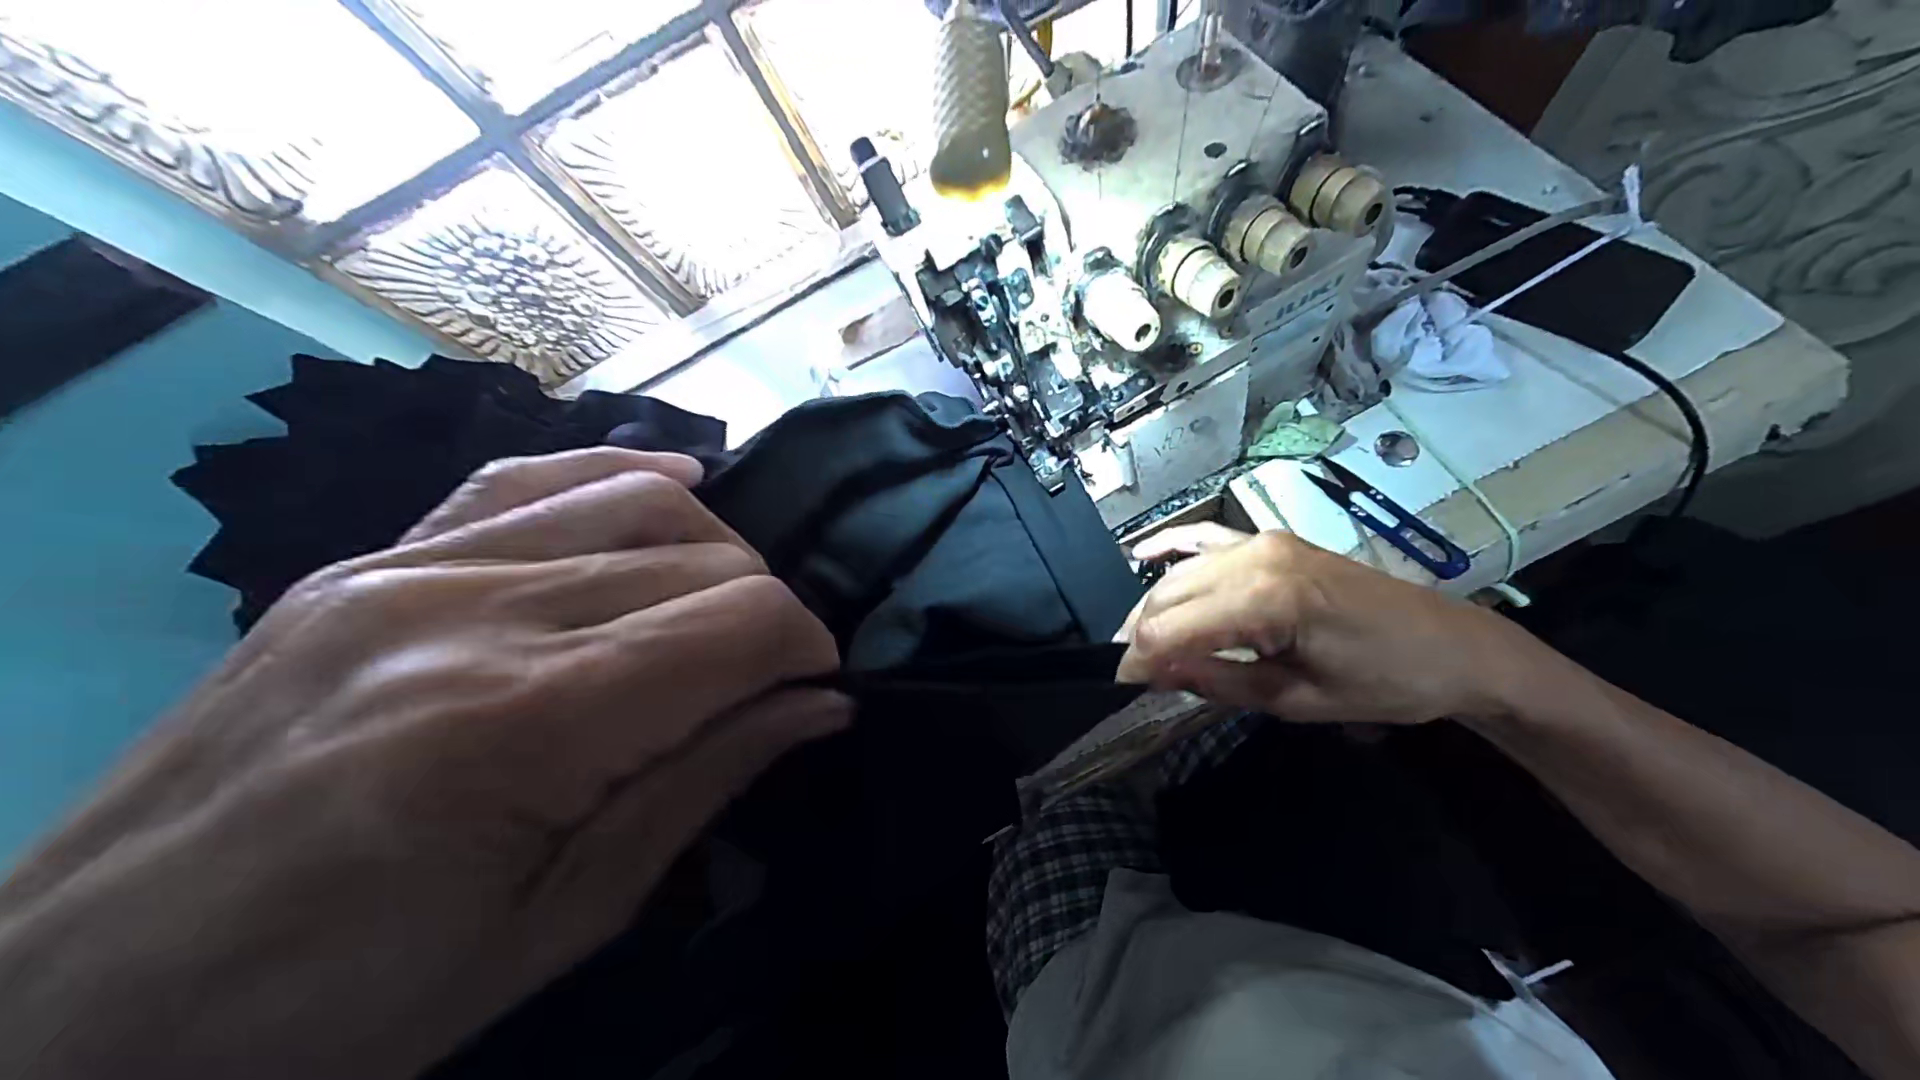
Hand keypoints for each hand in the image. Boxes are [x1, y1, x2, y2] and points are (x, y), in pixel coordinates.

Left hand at [0, 448, 845, 1079]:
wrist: (66, 1017)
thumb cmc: (344, 1010)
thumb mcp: (565, 919)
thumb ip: (706, 782)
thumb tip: (820, 705)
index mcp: (521, 725)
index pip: (736, 625)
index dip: (805, 646)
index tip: (819, 684)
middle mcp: (470, 615)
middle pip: (698, 560)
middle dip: (765, 612)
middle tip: (769, 674)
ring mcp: (407, 568)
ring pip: (634, 503)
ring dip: (715, 550)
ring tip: (724, 605)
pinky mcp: (369, 558)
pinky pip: (527, 477)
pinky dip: (620, 474)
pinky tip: (677, 486)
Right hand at [1117, 524, 1535, 723]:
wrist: (1456, 647)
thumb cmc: (1387, 683)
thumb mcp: (1296, 699)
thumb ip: (1218, 680)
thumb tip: (1156, 673)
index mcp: (1266, 598)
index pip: (1171, 627)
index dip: (1139, 661)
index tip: (1121, 690)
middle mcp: (1255, 556)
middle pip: (1167, 595)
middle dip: (1140, 636)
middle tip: (1131, 677)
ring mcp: (1262, 541)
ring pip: (1181, 571)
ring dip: (1152, 606)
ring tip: (1138, 644)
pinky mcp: (1272, 541)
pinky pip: (1208, 538)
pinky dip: (1173, 547)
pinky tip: (1143, 553)